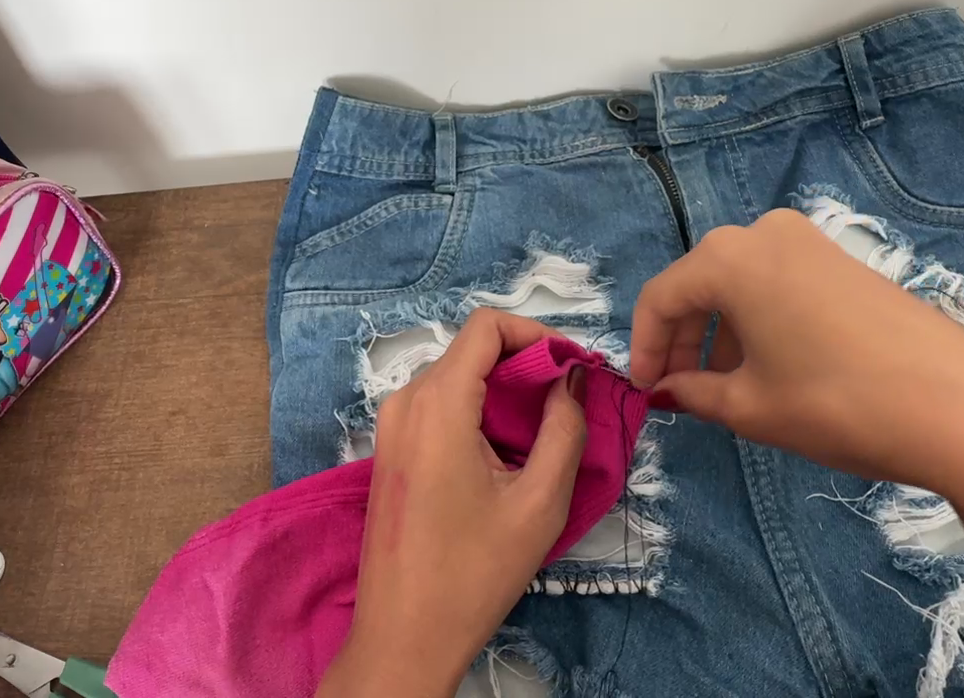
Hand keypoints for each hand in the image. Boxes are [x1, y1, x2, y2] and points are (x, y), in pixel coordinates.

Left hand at [317, 309, 589, 697]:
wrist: (402, 638)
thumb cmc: (473, 573)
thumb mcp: (538, 503)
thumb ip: (564, 429)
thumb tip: (573, 377)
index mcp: (437, 402)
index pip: (486, 326)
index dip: (536, 333)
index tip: (572, 366)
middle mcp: (406, 399)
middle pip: (472, 349)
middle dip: (526, 363)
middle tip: (570, 399)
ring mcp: (392, 422)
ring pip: (458, 374)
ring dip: (504, 388)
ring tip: (543, 429)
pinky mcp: (391, 445)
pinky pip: (439, 402)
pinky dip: (478, 407)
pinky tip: (505, 449)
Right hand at [629, 209, 963, 494]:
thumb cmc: (837, 403)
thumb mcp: (750, 407)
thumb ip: (692, 393)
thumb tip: (667, 391)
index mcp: (727, 257)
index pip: (660, 297)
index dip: (644, 346)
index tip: (643, 389)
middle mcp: (763, 233)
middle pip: (699, 285)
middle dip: (682, 339)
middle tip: (680, 390)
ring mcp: (810, 241)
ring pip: (739, 284)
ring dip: (720, 332)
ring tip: (725, 387)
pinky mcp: (844, 261)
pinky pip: (777, 284)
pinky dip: (759, 320)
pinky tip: (771, 366)